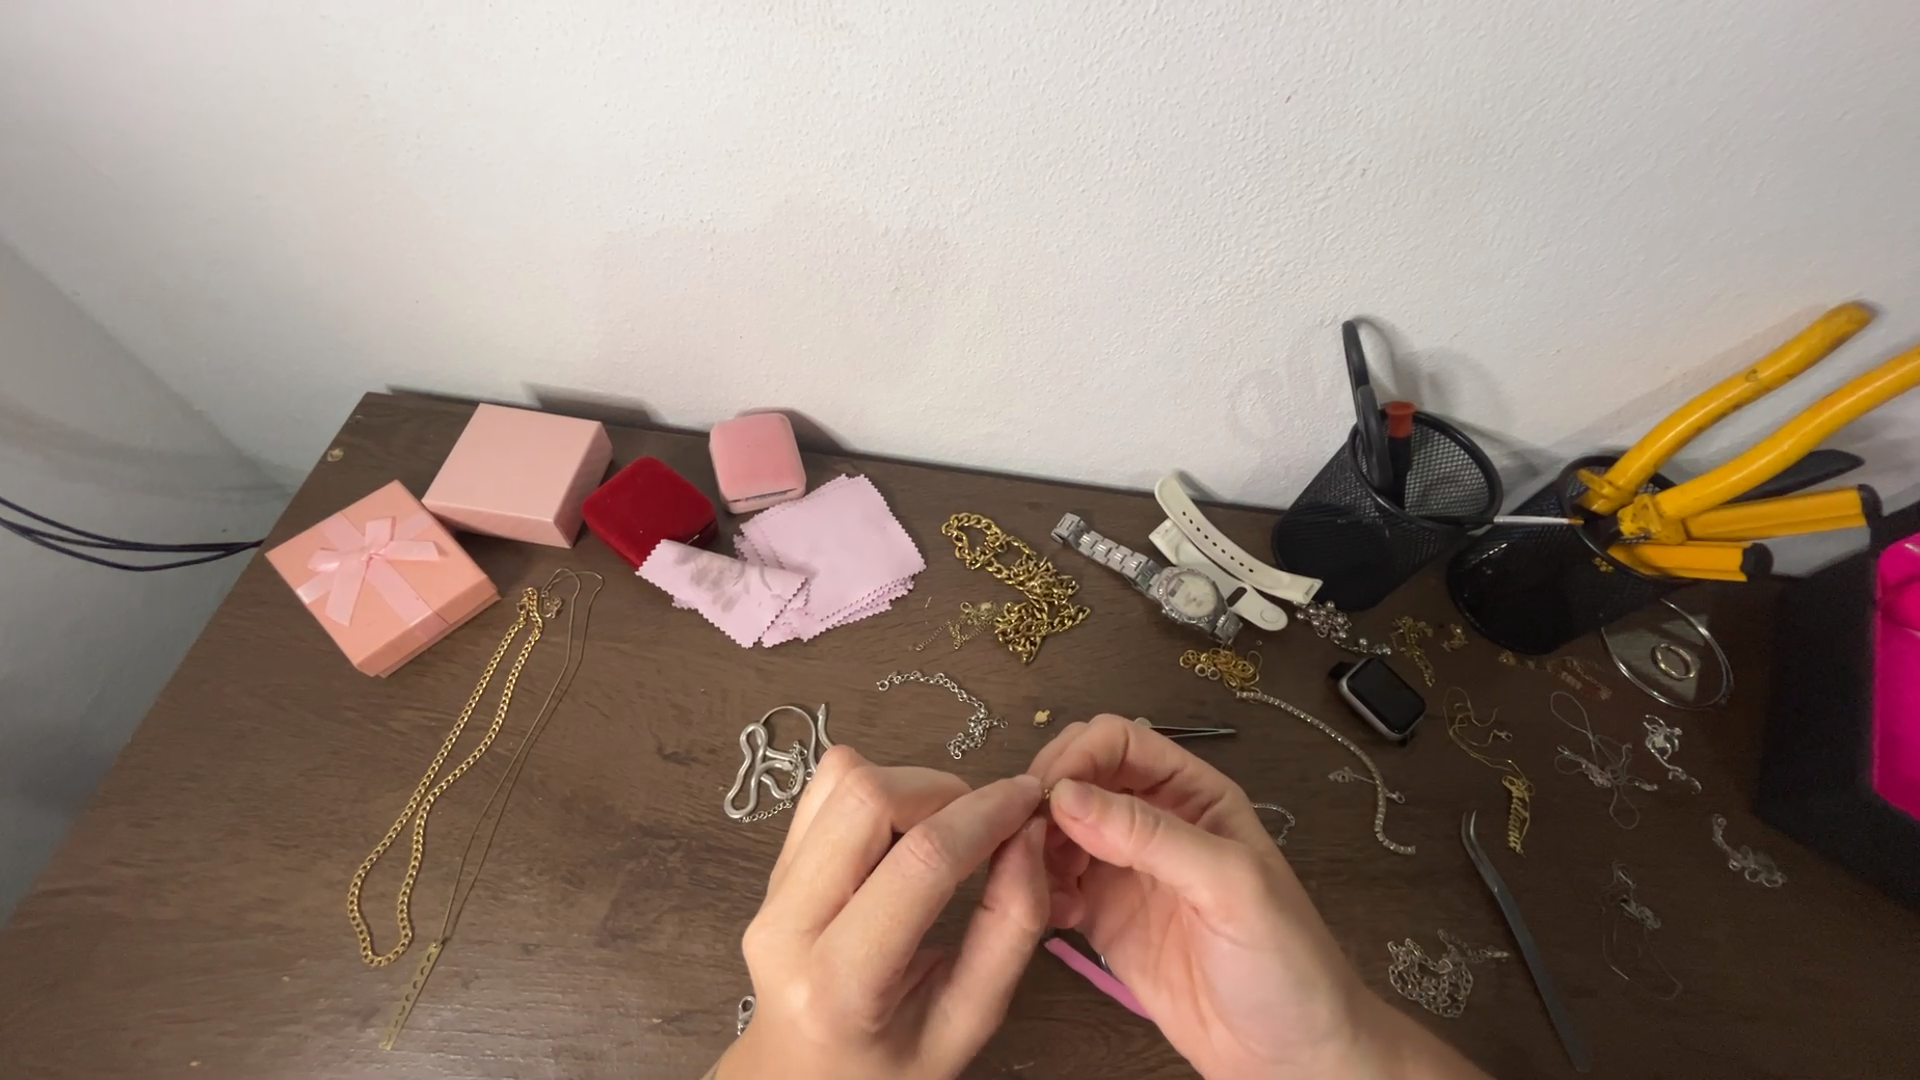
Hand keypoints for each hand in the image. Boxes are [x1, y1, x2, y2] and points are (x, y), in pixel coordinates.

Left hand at [717, 745, 1048, 1079]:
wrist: (800, 1079)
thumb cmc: (889, 1066)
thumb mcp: (966, 1024)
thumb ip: (1009, 928)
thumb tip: (1030, 833)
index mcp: (839, 983)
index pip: (920, 861)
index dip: (986, 815)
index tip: (1028, 799)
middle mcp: (788, 921)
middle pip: (867, 797)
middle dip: (943, 790)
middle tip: (981, 822)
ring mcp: (771, 885)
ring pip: (843, 776)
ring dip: (911, 783)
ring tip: (944, 825)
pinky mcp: (774, 860)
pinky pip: (827, 783)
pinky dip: (880, 784)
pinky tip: (904, 826)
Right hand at [1029, 715, 1485, 1079]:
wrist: (1292, 1062)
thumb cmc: (1285, 961)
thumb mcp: (1230, 886)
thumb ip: (1150, 835)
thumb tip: (1065, 795)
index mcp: (1189, 792)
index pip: (1119, 741)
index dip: (1080, 755)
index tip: (1047, 793)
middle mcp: (1150, 818)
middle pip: (1079, 774)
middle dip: (1049, 793)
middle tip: (1027, 833)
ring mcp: (1121, 866)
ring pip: (1057, 825)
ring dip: (1036, 842)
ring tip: (1034, 878)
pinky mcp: (1101, 913)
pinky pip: (1052, 881)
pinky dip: (1037, 886)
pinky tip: (1050, 914)